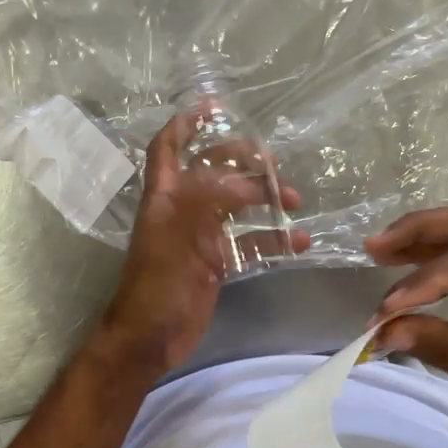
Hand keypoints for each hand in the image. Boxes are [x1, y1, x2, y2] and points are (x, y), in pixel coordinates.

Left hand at [98, 113, 307, 371]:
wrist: (149, 339)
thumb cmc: (154, 287)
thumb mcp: (174, 238)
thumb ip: (202, 200)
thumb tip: (239, 177)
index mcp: (164, 197)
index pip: (168, 147)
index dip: (186, 124)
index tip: (217, 108)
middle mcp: (182, 211)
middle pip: (213, 171)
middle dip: (242, 160)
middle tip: (273, 163)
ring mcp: (200, 238)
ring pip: (237, 206)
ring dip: (265, 199)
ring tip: (294, 200)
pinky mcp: (216, 264)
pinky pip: (249, 244)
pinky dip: (273, 240)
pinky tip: (297, 242)